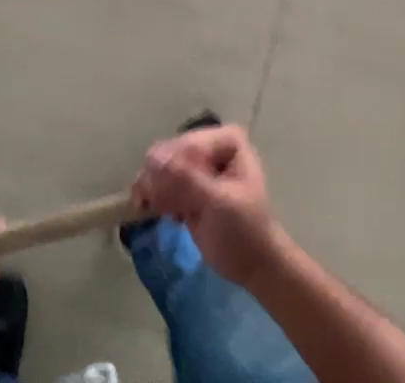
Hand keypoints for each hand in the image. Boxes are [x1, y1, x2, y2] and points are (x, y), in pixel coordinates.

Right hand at [131, 124, 287, 285]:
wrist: (252, 265)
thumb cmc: (244, 232)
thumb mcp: (218, 203)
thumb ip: (187, 178)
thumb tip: (151, 157)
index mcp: (226, 140)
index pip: (184, 146)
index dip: (173, 173)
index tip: (176, 204)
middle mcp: (209, 144)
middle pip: (166, 153)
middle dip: (160, 183)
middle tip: (168, 211)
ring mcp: (196, 164)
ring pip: (157, 168)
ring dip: (154, 193)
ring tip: (169, 214)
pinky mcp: (185, 185)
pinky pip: (156, 183)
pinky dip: (153, 199)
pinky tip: (165, 215)